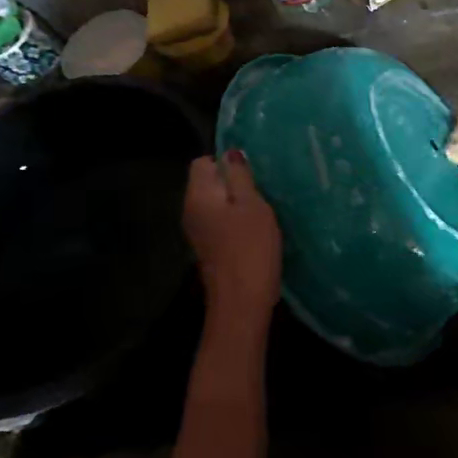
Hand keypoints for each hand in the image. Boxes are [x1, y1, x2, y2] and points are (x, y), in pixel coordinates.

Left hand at [183, 151, 282, 317]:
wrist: (241, 303)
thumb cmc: (249, 249)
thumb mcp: (251, 205)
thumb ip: (239, 176)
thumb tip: (229, 153)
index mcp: (197, 196)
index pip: (203, 162)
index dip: (227, 162)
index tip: (253, 173)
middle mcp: (191, 211)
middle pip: (210, 184)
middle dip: (235, 183)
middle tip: (264, 191)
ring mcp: (199, 233)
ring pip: (218, 205)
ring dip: (239, 205)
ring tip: (265, 210)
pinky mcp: (211, 250)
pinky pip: (222, 224)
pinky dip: (238, 223)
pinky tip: (258, 232)